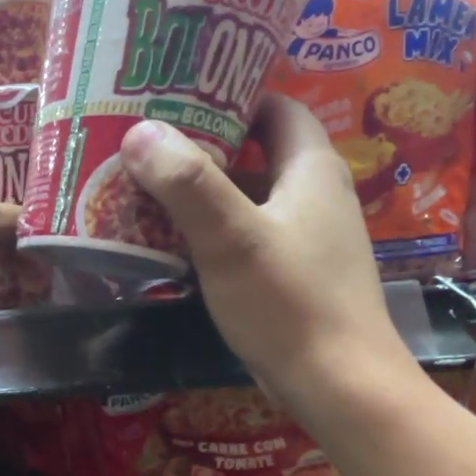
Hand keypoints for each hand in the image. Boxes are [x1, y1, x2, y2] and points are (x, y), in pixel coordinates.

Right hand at [119, 97, 418, 400]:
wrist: (335, 380)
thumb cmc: (288, 302)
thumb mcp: (231, 239)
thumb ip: (189, 185)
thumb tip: (139, 132)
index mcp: (310, 170)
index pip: (275, 108)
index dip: (231, 96)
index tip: (175, 99)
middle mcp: (313, 195)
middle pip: (254, 154)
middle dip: (200, 149)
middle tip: (143, 150)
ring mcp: (304, 238)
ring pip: (246, 199)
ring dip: (199, 195)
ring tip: (142, 196)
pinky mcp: (291, 274)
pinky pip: (244, 236)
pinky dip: (208, 233)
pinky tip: (170, 249)